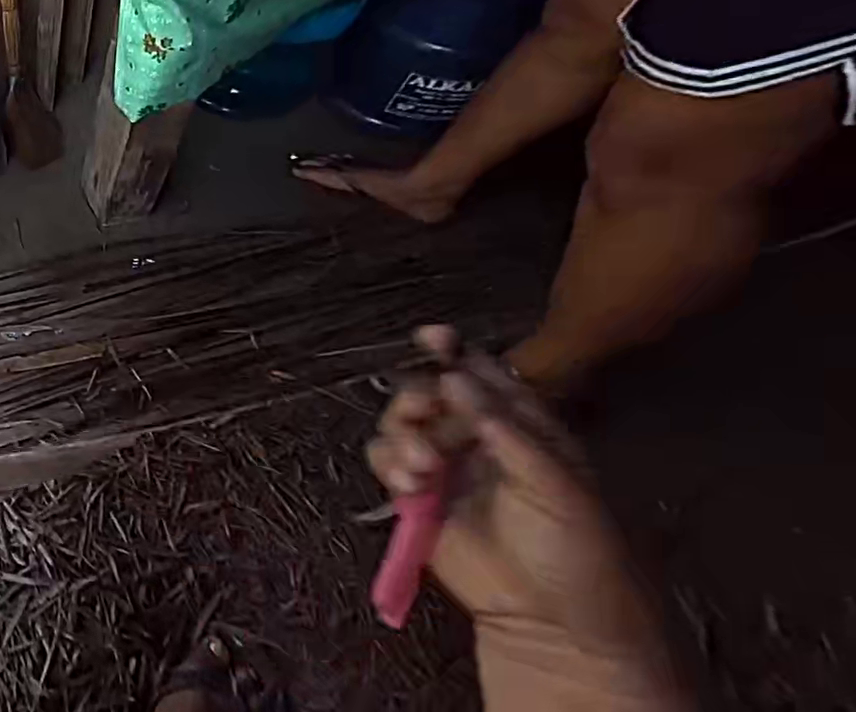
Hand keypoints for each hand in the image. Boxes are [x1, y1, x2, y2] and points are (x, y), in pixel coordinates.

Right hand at [368, 327, 687, 709]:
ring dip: (403, 434)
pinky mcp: (411, 489)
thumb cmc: (576, 553)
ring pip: (398, 420)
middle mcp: (472, 437)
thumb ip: (508, 431)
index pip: (480, 375)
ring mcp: (440, 462)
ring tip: (423, 465)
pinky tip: (412, 486)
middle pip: (427, 391)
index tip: (430, 336)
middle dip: (418, 395)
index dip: (453, 351)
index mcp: (517, 428)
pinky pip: (382, 457)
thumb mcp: (560, 490)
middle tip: (422, 410)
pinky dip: (390, 463)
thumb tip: (456, 377)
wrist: (552, 622)